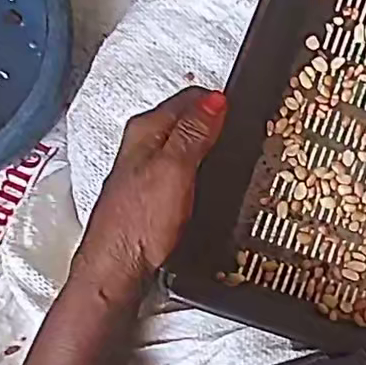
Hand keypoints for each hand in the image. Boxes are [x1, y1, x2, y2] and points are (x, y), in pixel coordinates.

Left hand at [77, 87, 226, 291]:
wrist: (119, 265)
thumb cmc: (140, 221)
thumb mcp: (175, 170)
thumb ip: (195, 133)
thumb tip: (215, 101)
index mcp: (146, 130)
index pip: (190, 99)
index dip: (219, 102)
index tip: (245, 110)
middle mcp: (143, 144)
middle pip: (186, 118)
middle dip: (214, 118)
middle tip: (246, 124)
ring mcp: (147, 168)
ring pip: (185, 142)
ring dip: (209, 141)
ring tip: (234, 146)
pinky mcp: (154, 191)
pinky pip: (183, 165)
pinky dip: (201, 163)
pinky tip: (213, 175)